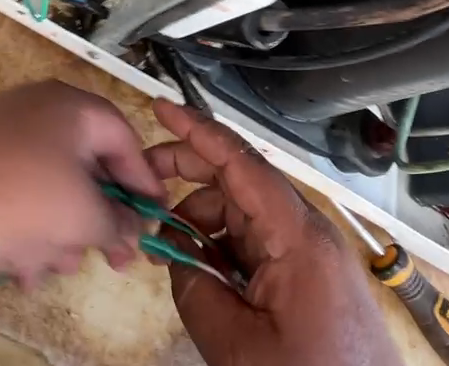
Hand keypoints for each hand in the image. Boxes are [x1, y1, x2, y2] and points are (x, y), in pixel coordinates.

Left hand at [0, 80, 161, 286]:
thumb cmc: (23, 198)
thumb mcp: (85, 215)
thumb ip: (120, 222)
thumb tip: (131, 231)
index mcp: (69, 105)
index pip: (123, 136)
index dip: (144, 181)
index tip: (153, 219)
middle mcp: (37, 109)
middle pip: (86, 165)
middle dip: (98, 219)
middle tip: (112, 260)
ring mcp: (4, 133)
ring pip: (52, 186)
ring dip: (61, 232)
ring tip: (53, 266)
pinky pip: (19, 192)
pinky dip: (28, 227)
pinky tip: (22, 266)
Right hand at [147, 100, 399, 365]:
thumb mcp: (236, 343)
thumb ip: (193, 287)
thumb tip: (172, 252)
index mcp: (296, 234)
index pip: (240, 161)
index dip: (197, 129)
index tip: (160, 106)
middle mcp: (304, 229)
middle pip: (237, 178)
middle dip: (185, 172)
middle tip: (141, 181)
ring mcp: (307, 250)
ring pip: (239, 209)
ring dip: (197, 217)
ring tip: (163, 244)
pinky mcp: (306, 271)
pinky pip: (252, 239)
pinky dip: (218, 243)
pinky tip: (195, 265)